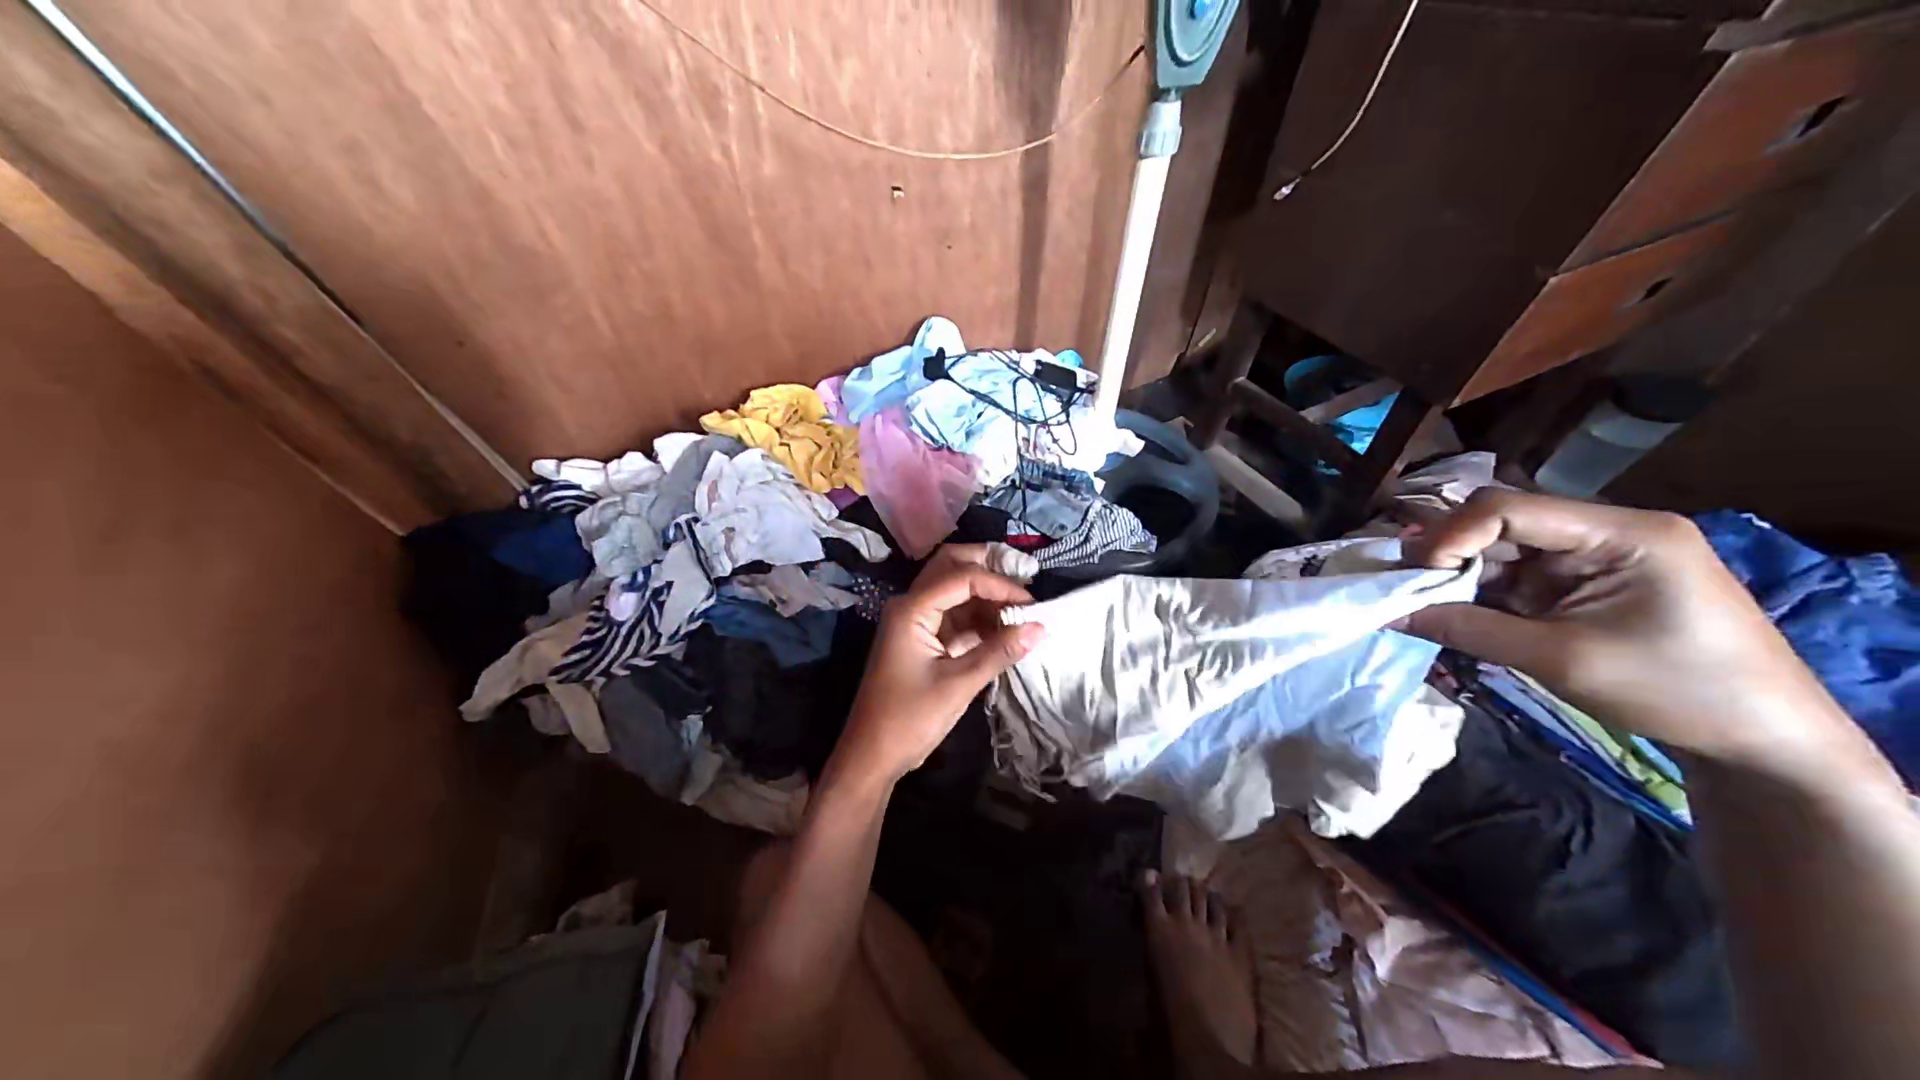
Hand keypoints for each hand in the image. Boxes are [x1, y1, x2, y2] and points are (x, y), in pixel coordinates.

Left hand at [832, 545, 1045, 784]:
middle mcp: (911, 606)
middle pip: (952, 568)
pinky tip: (1007, 629)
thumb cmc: (908, 719)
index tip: (1032, 604)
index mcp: (911, 610)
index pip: (961, 576)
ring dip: (988, 596)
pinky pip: (956, 617)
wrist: (872, 756)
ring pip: (956, 591)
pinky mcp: (925, 641)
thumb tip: (1041, 628)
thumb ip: (999, 652)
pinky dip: (981, 619)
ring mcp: (917, 623)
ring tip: (1023, 610)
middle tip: (1026, 578)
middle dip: (989, 567)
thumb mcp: (958, 685)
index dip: (999, 584)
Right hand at [1399, 488, 1874, 778]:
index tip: (1414, 575)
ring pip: (1505, 550)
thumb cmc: (1674, 691)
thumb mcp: (1558, 660)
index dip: (1451, 535)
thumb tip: (1388, 613)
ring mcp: (1600, 556)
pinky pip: (1520, 576)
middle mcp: (1609, 530)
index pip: (1509, 507)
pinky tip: (1458, 611)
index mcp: (1623, 532)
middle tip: (1406, 588)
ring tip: (1423, 603)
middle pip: (1504, 523)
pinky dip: (1485, 594)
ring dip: (1464, 576)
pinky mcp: (1590, 583)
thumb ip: (1467, 628)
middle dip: (1451, 555)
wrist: (1763, 742)